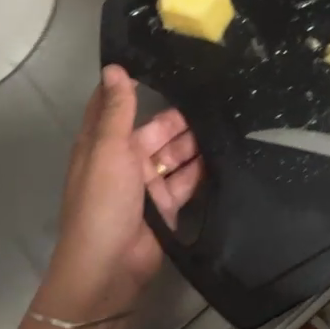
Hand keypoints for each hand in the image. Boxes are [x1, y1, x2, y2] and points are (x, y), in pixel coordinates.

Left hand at [40, 66, 201, 320]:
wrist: (109, 268)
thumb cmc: (102, 203)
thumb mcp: (108, 150)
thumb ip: (117, 110)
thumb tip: (114, 67)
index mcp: (101, 144)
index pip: (114, 105)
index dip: (130, 85)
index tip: (159, 59)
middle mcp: (123, 159)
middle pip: (155, 129)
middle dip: (178, 117)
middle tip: (215, 94)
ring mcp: (146, 183)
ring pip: (174, 153)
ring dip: (195, 141)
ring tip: (228, 119)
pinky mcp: (166, 205)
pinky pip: (187, 179)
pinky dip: (203, 168)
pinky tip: (225, 151)